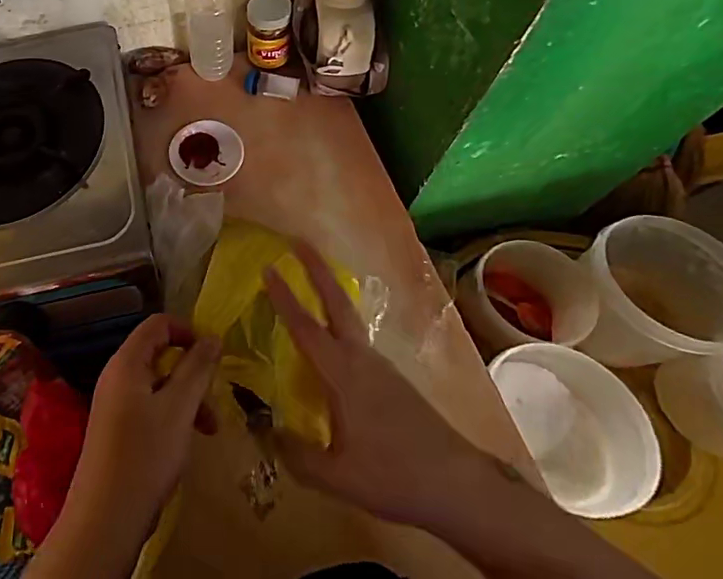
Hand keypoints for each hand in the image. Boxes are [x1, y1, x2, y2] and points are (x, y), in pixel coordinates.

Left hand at [71, 313, 219, 529]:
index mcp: (127, 364)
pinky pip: (152, 409)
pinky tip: (188, 441)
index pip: (158, 324)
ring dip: (189, 398)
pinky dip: (174, 416)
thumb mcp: (180, 407)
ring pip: (160, 385)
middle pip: (161, 355)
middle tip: (214, 394)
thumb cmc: (145, 455)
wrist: (104, 522)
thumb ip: (198, 368)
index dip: (188, 331)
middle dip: (193, 371)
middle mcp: (117, 379)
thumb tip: (213, 337)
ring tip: (210, 427)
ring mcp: (116, 407)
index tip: (213, 354)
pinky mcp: (118, 433)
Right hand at [264, 241, 498, 530]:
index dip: (284, 298)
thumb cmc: (393, 476)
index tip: (268, 267)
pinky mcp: (393, 378)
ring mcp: (381, 366)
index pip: (306, 329)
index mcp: (343, 375)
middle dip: (317, 269)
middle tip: (298, 241)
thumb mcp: (337, 476)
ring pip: (349, 318)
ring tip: (311, 282)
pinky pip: (358, 340)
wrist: (454, 479)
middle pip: (336, 302)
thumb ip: (298, 455)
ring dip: (330, 293)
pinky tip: (334, 342)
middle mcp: (362, 359)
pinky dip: (340, 323)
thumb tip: (268, 432)